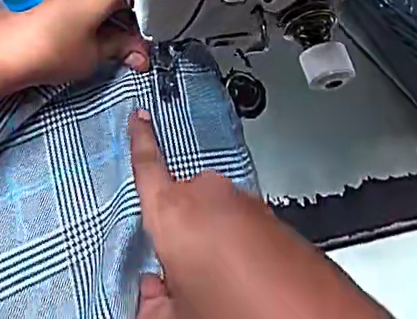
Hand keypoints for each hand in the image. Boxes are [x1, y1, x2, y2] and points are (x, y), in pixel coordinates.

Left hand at [0, 0, 150, 97]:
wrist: (0, 45)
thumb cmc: (47, 46)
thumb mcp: (94, 54)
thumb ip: (122, 47)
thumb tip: (137, 51)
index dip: (148, 21)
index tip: (146, 42)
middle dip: (129, 13)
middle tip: (129, 44)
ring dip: (107, 5)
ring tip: (104, 37)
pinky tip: (80, 21)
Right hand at [129, 110, 392, 318]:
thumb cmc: (239, 314)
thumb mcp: (177, 318)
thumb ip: (153, 302)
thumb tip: (151, 296)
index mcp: (173, 211)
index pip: (147, 163)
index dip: (141, 138)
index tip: (140, 117)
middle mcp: (207, 195)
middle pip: (184, 200)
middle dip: (185, 230)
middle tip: (188, 272)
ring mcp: (245, 202)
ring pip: (217, 214)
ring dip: (217, 240)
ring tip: (228, 288)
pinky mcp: (276, 217)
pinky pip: (247, 226)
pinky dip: (246, 247)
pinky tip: (254, 284)